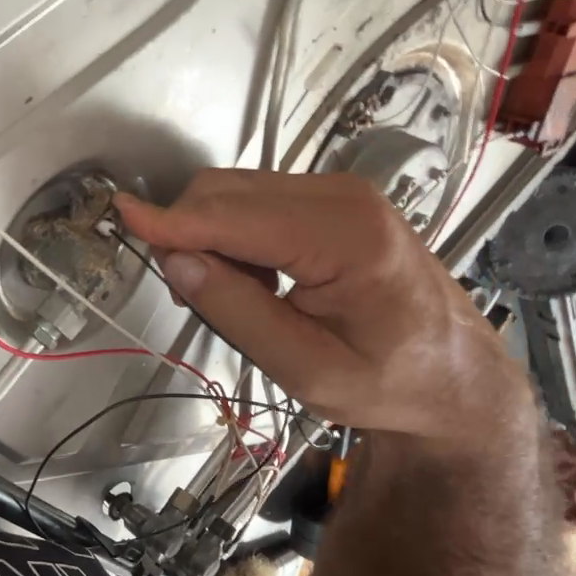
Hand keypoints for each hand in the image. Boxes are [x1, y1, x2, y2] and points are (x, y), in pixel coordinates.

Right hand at [113, 171, 535, 447]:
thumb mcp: (306, 368)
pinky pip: (254, 200)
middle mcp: (341, 197)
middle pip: (225, 192)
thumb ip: (238, 312)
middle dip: (187, 235)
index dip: (170, 220)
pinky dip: (231, 234)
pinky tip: (253, 278)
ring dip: (208, 236)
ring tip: (231, 296)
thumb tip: (177, 262)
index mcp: (344, 237)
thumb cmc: (388, 384)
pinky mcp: (333, 200)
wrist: (456, 377)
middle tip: (193, 297)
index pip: (231, 217)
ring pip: (234, 192)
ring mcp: (339, 193)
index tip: (119, 215)